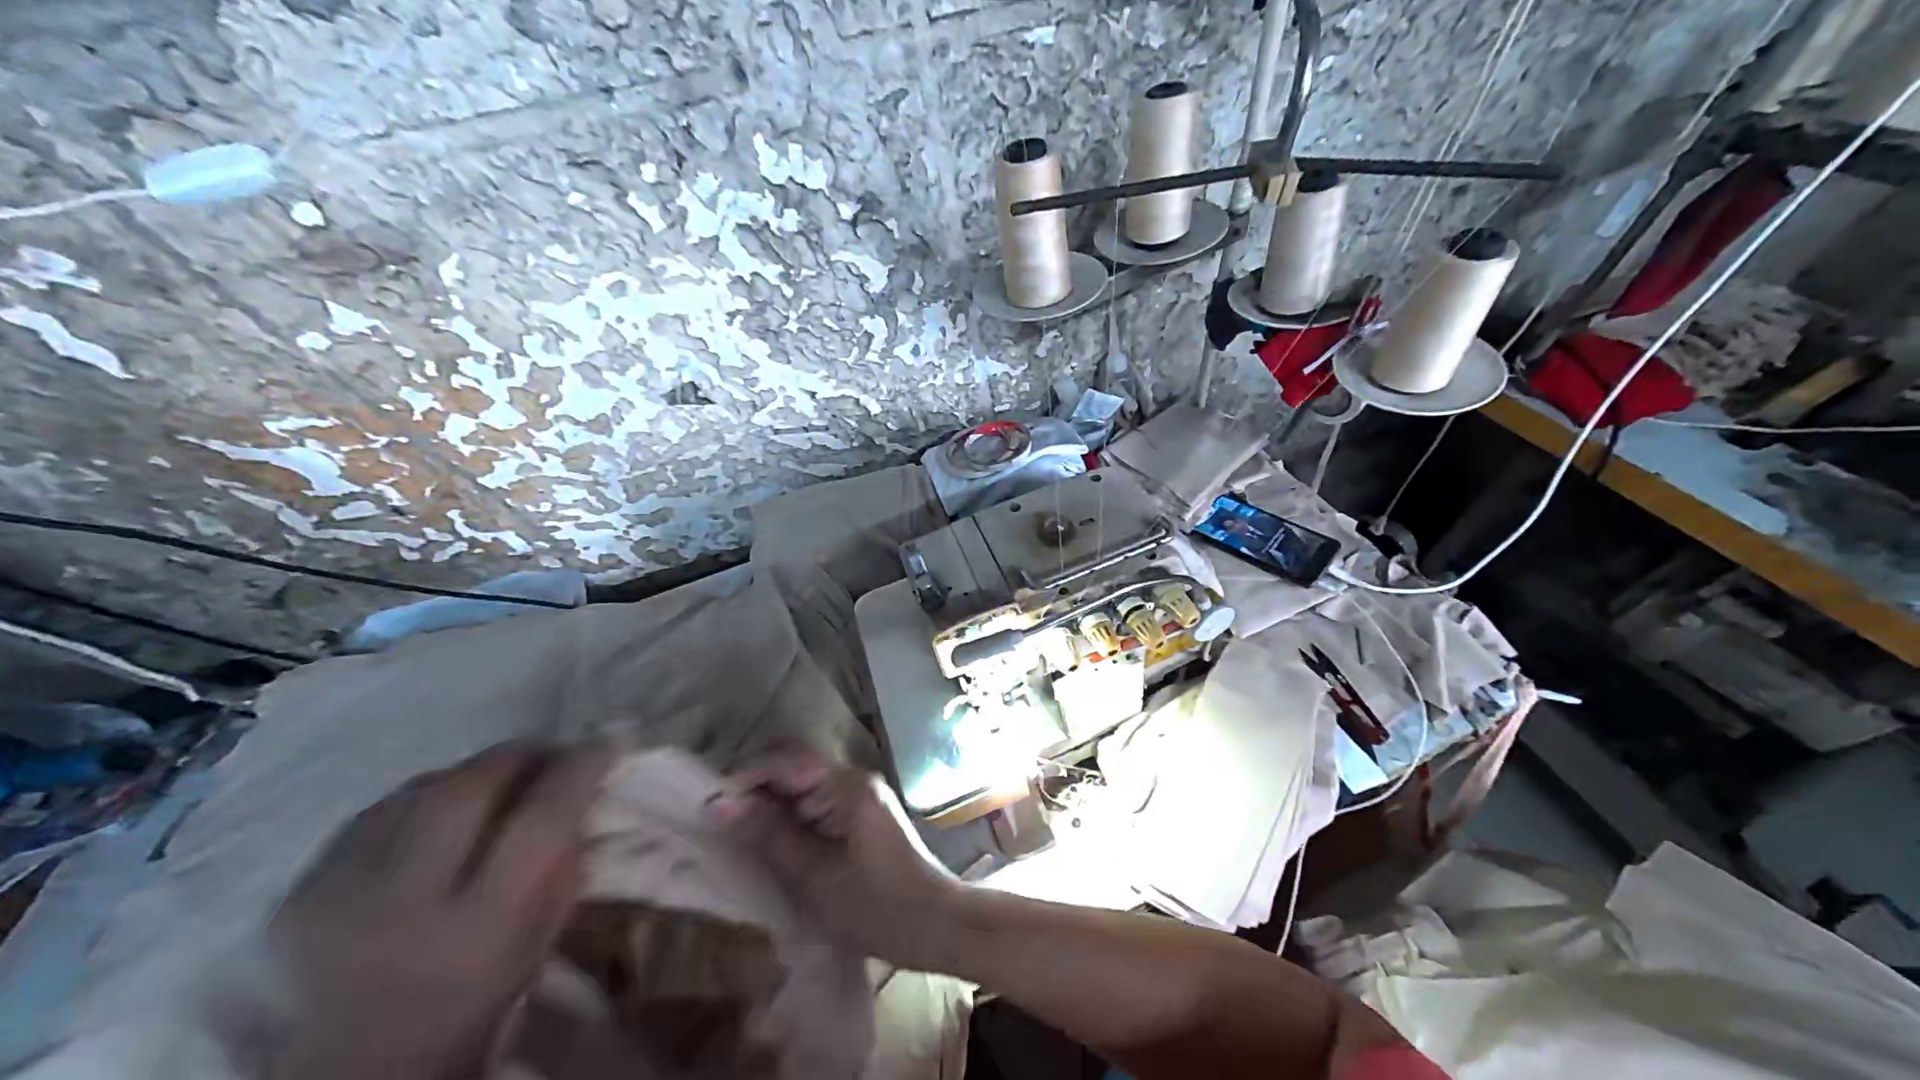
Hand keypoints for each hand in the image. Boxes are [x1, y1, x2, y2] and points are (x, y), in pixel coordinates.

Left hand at [266, 743, 609, 1078]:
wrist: (341, 1078)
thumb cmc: (460, 1019)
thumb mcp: (530, 955)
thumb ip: (558, 876)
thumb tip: (582, 801)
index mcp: (475, 932)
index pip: (539, 822)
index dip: (579, 769)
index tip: (607, 744)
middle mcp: (402, 905)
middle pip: (468, 788)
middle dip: (519, 756)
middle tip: (548, 753)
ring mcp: (336, 895)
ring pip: (418, 790)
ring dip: (470, 774)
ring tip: (497, 782)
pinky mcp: (294, 893)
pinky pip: (374, 814)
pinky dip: (420, 799)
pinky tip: (437, 814)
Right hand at [714, 749, 959, 969]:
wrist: (940, 926)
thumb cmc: (879, 907)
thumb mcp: (816, 877)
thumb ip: (771, 836)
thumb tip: (722, 803)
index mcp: (847, 786)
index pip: (786, 761)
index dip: (746, 778)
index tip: (710, 807)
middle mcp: (853, 780)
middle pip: (792, 767)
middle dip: (754, 789)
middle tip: (718, 822)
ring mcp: (858, 796)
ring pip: (800, 786)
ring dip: (768, 805)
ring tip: (734, 833)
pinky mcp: (858, 816)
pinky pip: (814, 804)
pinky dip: (788, 819)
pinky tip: (768, 842)